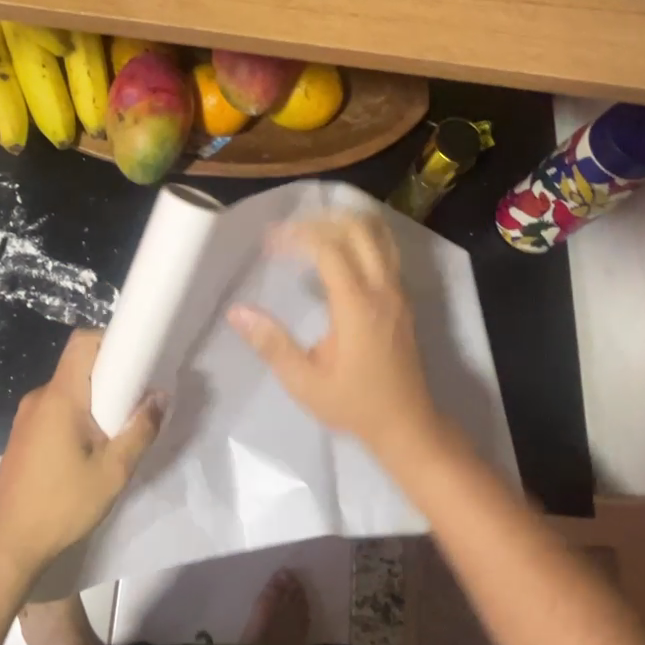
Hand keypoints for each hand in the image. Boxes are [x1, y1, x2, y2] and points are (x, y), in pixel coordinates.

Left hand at [0, 329, 164, 578]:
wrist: (8, 547)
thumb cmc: (62, 505)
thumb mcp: (113, 472)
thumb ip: (139, 430)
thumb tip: (160, 396)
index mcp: (59, 396)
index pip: (82, 343)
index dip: (110, 341)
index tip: (138, 361)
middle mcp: (39, 398)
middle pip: (78, 368)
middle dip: (110, 379)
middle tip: (137, 403)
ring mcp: (26, 418)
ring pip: (69, 392)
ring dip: (95, 403)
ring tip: (118, 433)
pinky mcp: (22, 438)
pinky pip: (56, 412)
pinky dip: (78, 419)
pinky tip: (91, 451)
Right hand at [228, 214, 442, 458]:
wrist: (407, 424)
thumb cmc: (354, 404)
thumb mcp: (305, 382)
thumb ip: (272, 344)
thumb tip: (236, 312)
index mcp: (357, 305)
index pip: (329, 248)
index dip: (296, 236)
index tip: (269, 243)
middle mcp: (382, 289)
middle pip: (357, 228)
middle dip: (320, 221)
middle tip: (290, 232)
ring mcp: (397, 290)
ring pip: (378, 233)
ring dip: (344, 224)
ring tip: (312, 232)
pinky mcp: (403, 297)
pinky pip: (385, 249)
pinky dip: (360, 238)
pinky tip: (337, 253)